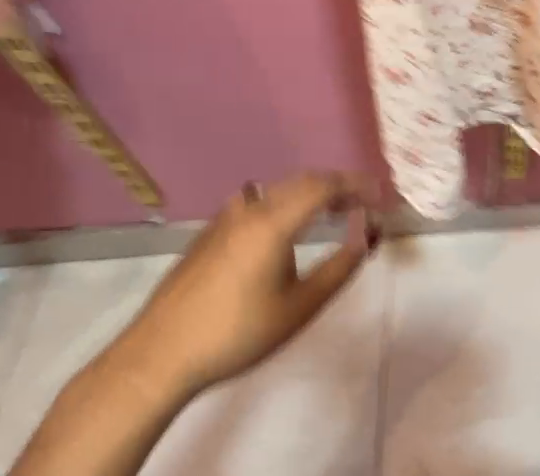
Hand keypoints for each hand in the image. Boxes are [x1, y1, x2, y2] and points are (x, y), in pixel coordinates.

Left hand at [110, 173, 379, 398]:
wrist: (158, 357)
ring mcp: (224, 219)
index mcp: (274, 221)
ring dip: (308, 194)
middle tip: (361, 204)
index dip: (357, 185)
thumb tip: (370, 234)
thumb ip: (342, 267)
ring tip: (328, 213)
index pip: (325, 185)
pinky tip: (283, 232)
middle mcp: (250, 209)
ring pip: (277, 191)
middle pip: (302, 182)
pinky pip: (256, 204)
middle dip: (336, 187)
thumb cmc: (237, 334)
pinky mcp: (208, 235)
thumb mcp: (300, 308)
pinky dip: (283, 205)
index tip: (381, 197)